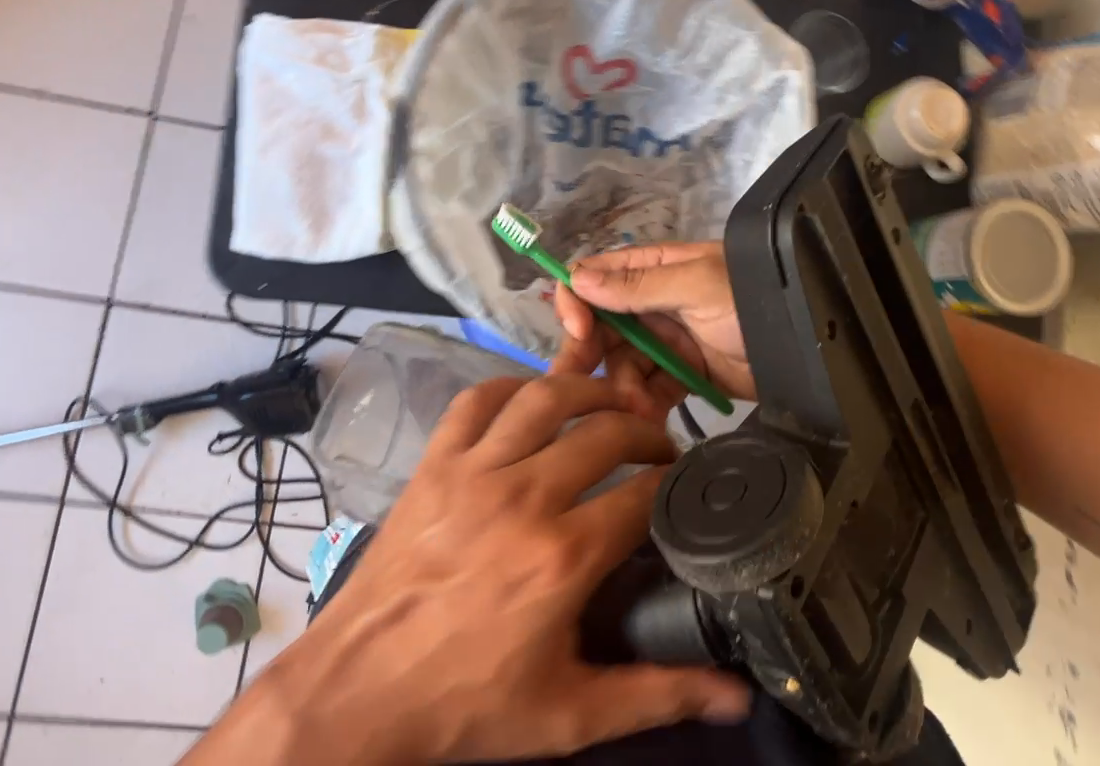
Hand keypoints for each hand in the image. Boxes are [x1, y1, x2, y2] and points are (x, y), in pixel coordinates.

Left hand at [195, 375, 748, 765]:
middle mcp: (524, 495)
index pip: (644, 494)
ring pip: (545, 397)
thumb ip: (659, 695)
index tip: (684, 486)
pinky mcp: (434, 463)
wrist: (358, 689)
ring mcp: (473, 471)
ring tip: (609, 406)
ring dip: (588, 391)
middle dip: (645, 432)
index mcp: (564, 555)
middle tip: (658, 448)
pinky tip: (531, 398)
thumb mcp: (570, 714)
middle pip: (605, 433)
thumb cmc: (465, 703)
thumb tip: (741, 697)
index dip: (675, 483)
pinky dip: (511, 386)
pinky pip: (476, 400)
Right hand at [550, 242, 755, 415]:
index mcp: (651, 270)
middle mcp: (651, 304)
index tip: (579, 333)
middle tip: (575, 388)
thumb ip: (638, 286)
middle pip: (600, 328)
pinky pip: (648, 390)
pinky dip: (642, 406)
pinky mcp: (683, 376)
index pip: (593, 279)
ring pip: (620, 364)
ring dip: (620, 388)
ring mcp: (666, 342)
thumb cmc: (751, 299)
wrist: (806, 344)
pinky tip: (645, 421)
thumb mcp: (696, 285)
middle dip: (587, 356)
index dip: (576, 303)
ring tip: (632, 409)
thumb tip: (577, 279)